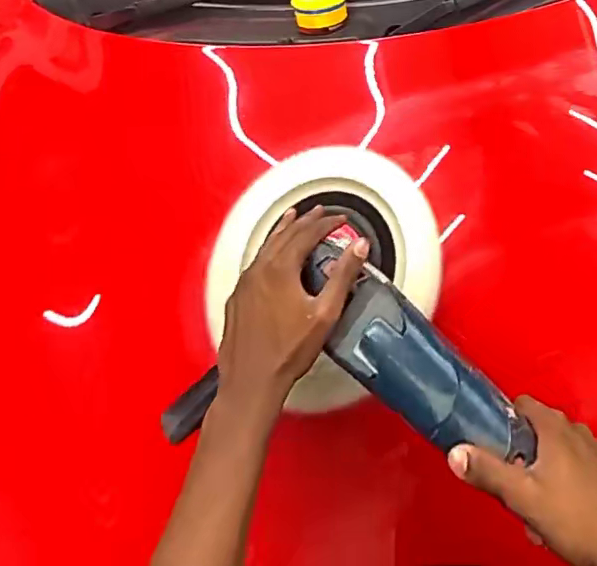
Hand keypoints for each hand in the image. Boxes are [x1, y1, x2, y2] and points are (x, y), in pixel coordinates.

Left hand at [216, 208, 368, 409]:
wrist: (250, 384)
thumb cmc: (288, 352)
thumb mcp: (326, 312)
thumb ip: (343, 274)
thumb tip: (360, 245)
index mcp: (280, 269)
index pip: (307, 234)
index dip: (327, 223)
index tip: (341, 219)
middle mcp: (259, 270)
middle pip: (285, 235)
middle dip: (306, 221)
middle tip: (321, 212)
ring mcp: (245, 284)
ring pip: (267, 246)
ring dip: (284, 230)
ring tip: (292, 217)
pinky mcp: (237, 299)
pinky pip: (255, 263)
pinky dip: (269, 249)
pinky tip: (272, 254)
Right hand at [449, 398, 596, 565]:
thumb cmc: (576, 519)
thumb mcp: (522, 497)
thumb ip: (488, 472)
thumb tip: (457, 452)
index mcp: (555, 428)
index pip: (523, 403)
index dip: (506, 421)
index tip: (497, 444)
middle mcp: (578, 430)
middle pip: (541, 430)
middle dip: (526, 456)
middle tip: (519, 487)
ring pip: (562, 450)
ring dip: (548, 472)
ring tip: (542, 507)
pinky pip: (583, 467)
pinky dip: (572, 482)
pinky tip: (569, 510)